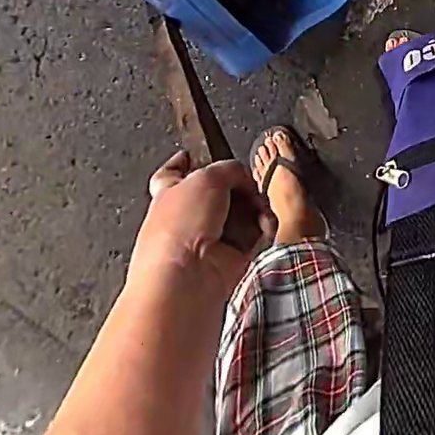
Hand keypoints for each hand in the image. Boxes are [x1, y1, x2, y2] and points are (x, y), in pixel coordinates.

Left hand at [131, 152, 276, 297]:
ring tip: (258, 206)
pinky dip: (264, 227)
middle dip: (239, 184)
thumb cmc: (180, 227)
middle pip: (220, 189)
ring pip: (242, 209)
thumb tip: (244, 178)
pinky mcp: (232, 256)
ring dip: (256, 205)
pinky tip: (264, 224)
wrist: (188, 278)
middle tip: (248, 184)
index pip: (172, 172)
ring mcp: (210, 237)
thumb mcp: (207, 177)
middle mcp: (188, 216)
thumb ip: (230, 168)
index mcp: (169, 193)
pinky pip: (256, 234)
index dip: (184, 162)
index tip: (193, 155)